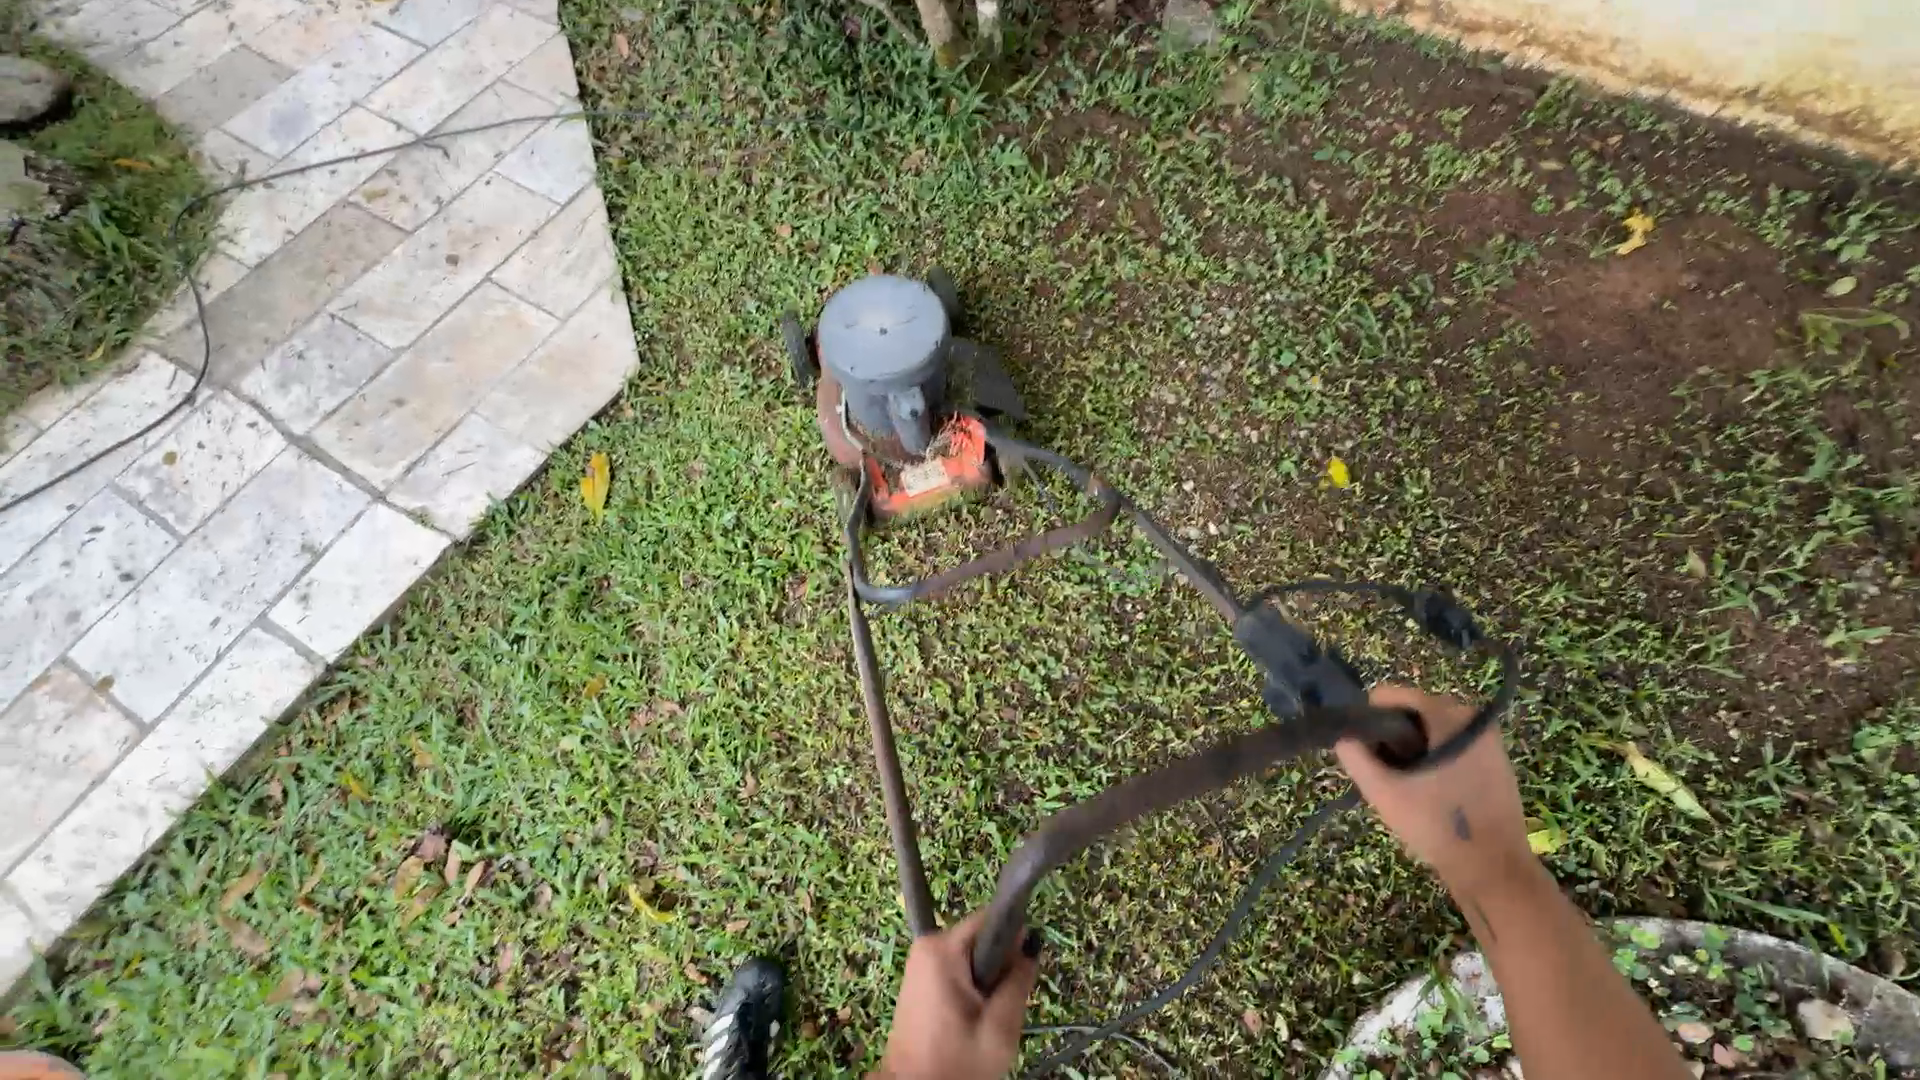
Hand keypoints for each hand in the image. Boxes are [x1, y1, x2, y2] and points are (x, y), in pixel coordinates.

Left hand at [872, 912, 1039, 1079]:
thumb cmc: (956, 1065)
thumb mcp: (999, 1029)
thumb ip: (1018, 982)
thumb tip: (1032, 943)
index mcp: (942, 949)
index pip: (989, 920)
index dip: (1013, 941)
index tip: (1022, 972)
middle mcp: (928, 945)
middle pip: (980, 939)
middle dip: (998, 967)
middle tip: (1002, 1006)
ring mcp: (920, 961)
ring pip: (970, 956)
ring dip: (985, 981)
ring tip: (986, 1017)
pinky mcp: (919, 978)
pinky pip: (956, 969)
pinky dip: (970, 988)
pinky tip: (971, 1019)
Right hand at [1335, 683, 1531, 896]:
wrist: (1494, 870)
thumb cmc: (1436, 825)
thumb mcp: (1382, 790)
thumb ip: (1354, 755)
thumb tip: (1344, 736)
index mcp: (1449, 718)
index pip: (1394, 696)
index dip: (1370, 718)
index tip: (1365, 750)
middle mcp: (1475, 721)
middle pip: (1414, 711)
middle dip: (1394, 734)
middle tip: (1387, 771)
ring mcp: (1491, 742)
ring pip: (1433, 730)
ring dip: (1414, 747)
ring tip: (1408, 783)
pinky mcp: (1499, 763)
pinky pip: (1453, 745)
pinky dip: (1436, 758)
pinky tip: (1431, 791)